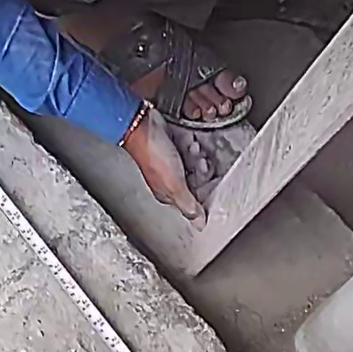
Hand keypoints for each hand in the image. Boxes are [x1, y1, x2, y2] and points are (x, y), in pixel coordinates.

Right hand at [122, 106, 204, 223]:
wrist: (143, 126)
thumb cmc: (153, 156)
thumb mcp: (175, 186)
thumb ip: (189, 206)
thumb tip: (199, 225)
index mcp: (168, 194)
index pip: (193, 201)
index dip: (204, 192)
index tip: (209, 182)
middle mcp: (170, 180)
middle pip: (196, 181)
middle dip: (201, 170)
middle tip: (199, 162)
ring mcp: (171, 163)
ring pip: (194, 163)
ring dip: (196, 154)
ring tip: (192, 148)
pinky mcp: (173, 146)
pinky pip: (189, 147)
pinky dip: (190, 143)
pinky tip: (187, 140)